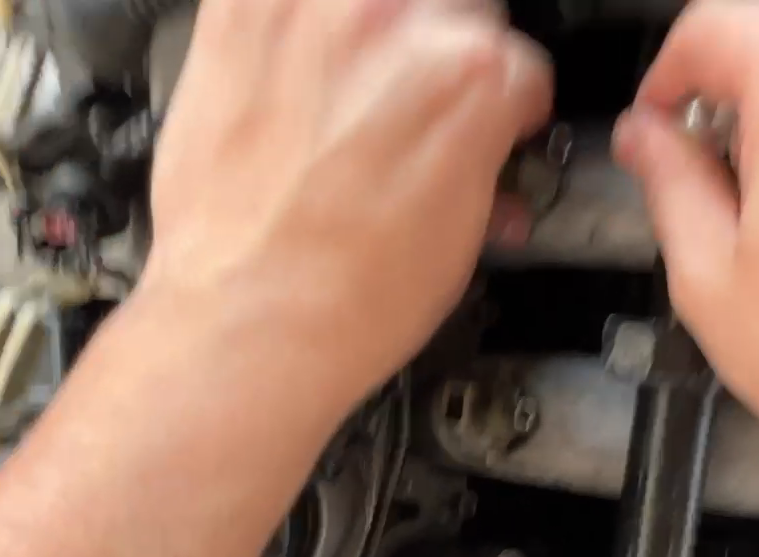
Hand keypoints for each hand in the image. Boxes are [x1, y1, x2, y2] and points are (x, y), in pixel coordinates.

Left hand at [139, 0, 550, 415]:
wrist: (250, 323)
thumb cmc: (348, 306)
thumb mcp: (458, 247)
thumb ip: (480, 176)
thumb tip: (480, 161)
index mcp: (472, 82)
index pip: (520, 65)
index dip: (509, 109)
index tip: (494, 126)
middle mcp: (395, 24)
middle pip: (454, 10)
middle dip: (449, 62)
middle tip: (424, 115)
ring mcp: (311, 11)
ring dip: (377, 39)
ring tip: (356, 100)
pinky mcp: (239, 16)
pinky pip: (291, 0)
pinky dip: (304, 29)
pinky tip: (302, 84)